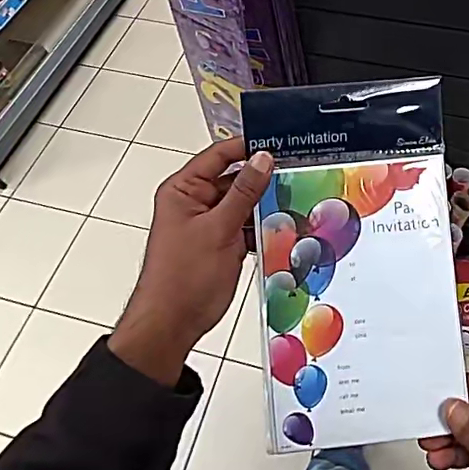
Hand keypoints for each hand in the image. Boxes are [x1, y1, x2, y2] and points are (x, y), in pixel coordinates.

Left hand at [110, 137, 272, 385]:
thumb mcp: (218, 228)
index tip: (278, 144)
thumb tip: (263, 159)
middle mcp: (195, 202)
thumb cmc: (181, 277)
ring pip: (245, 204)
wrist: (171, 325)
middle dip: (264, 180)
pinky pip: (247, 226)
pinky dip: (264, 227)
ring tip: (296, 202)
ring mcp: (210, 223)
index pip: (219, 156)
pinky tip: (287, 228)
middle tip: (296, 174)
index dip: (247, 147)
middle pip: (235, 179)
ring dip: (267, 206)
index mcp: (184, 190)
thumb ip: (243, 192)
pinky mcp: (222, 243)